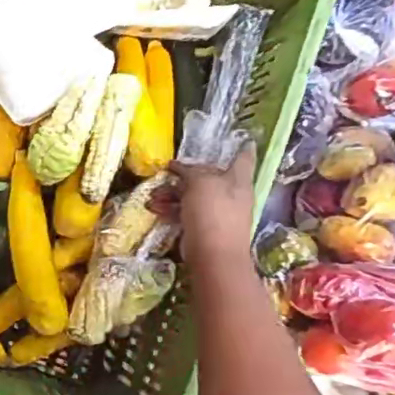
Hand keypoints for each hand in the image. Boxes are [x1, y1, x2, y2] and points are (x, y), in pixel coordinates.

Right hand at [160, 142, 257, 272]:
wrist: (213, 254)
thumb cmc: (213, 212)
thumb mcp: (200, 182)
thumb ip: (190, 171)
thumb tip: (180, 168)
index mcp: (238, 180)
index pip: (243, 159)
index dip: (242, 148)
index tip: (243, 139)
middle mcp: (230, 194)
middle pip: (208, 177)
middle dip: (185, 174)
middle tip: (166, 171)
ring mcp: (217, 212)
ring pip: (192, 196)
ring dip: (171, 193)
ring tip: (151, 195)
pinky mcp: (203, 228)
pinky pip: (185, 213)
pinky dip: (170, 209)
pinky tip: (154, 208)